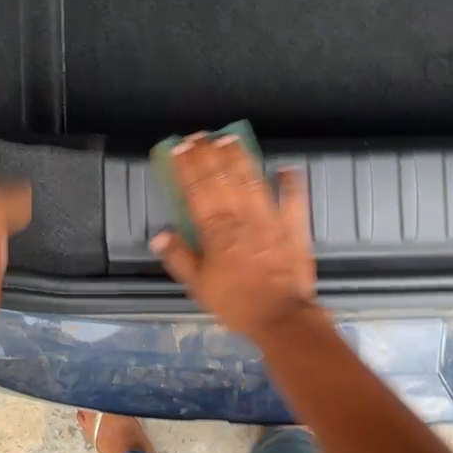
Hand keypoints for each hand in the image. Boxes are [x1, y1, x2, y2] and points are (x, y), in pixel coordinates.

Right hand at [152, 132, 317, 339]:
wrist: (282, 316)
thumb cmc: (237, 303)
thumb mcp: (198, 286)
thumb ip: (179, 258)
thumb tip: (158, 235)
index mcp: (215, 230)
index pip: (197, 189)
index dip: (186, 166)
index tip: (178, 147)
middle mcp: (242, 217)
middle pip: (222, 177)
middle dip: (209, 153)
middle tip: (199, 135)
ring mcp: (270, 218)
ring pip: (252, 180)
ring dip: (240, 157)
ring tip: (229, 138)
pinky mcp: (294, 227)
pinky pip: (294, 199)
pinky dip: (290, 182)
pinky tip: (284, 166)